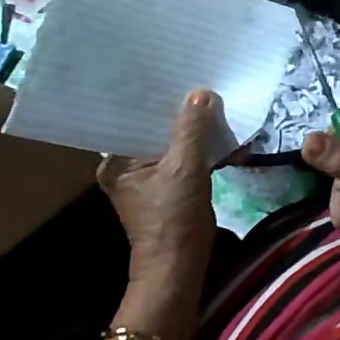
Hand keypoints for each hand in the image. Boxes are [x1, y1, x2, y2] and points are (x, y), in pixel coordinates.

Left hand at [97, 89, 221, 284]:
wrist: (181, 264)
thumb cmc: (172, 217)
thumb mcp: (184, 168)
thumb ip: (192, 130)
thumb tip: (202, 92)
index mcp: (117, 161)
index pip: (135, 119)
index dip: (156, 99)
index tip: (177, 75)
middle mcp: (130, 165)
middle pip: (157, 129)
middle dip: (181, 111)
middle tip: (202, 82)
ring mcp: (153, 175)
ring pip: (175, 141)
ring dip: (196, 128)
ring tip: (216, 101)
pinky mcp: (175, 184)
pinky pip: (188, 155)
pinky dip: (203, 145)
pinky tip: (222, 131)